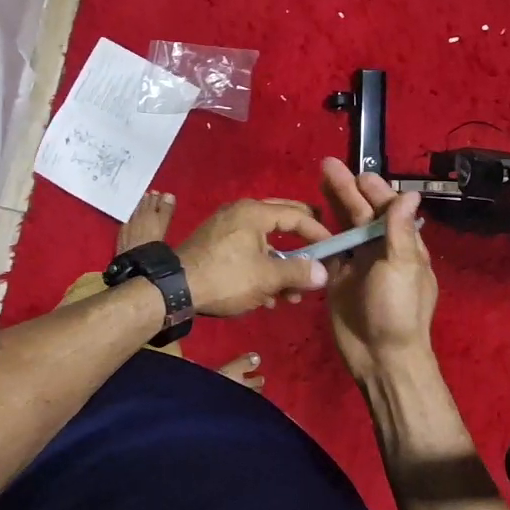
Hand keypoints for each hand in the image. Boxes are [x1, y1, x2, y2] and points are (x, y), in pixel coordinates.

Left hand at [179, 199, 332, 316]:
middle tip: (320, 255)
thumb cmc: (225, 278)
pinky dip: (261, 268)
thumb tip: (324, 272)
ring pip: (263, 242)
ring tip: (293, 295)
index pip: (296, 215)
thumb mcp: (266, 278)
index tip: (335, 248)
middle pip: (280, 223)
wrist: (175, 289)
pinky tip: (268, 297)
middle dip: (300, 245)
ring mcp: (225, 227)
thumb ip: (298, 272)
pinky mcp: (215, 244)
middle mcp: (240, 212)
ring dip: (281, 265)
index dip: (318, 232)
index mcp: (254, 212)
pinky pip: (247, 250)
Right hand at [319, 158, 436, 382]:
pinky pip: (326, 248)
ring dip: (330, 203)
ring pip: (342, 226)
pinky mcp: (336, 277)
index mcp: (402, 245)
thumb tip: (410, 194)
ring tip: (315, 179)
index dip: (373, 189)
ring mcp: (356, 262)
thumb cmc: (397, 310)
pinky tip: (304, 217)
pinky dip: (317, 232)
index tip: (357, 173)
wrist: (380, 357)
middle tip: (326, 164)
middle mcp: (379, 249)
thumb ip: (400, 230)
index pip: (387, 209)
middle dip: (346, 189)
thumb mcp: (402, 267)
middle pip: (360, 213)